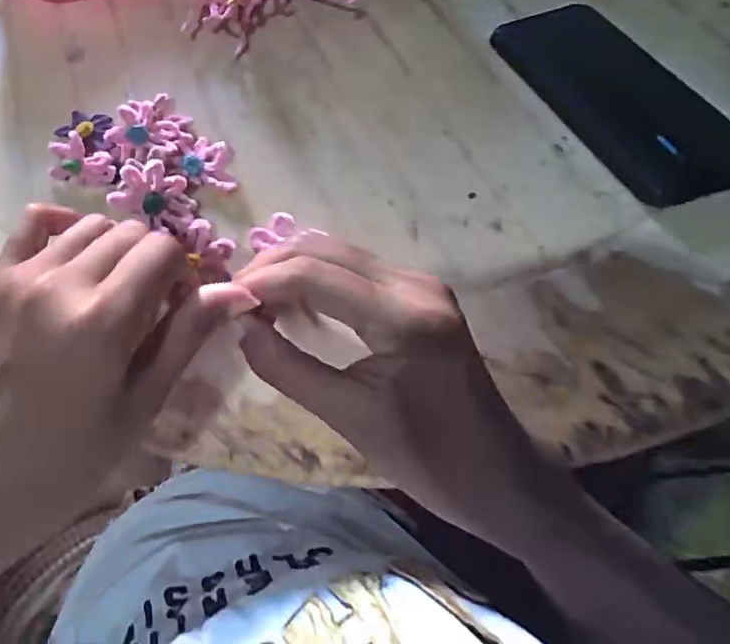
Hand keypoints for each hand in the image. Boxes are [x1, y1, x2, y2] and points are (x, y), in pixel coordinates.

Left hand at [0, 206, 256, 558]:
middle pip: (131, 232)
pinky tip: (75, 253)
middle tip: (148, 301)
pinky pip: (35, 220)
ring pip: (92, 224)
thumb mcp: (141, 403)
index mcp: (103, 319)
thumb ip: (185, 336)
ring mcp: (25, 275)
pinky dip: (63, 223)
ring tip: (112, 286)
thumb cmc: (74, 455)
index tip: (178, 305)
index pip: (163, 250)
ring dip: (114, 246)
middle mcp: (63, 283)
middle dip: (152, 259)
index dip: (182, 271)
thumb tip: (236, 290)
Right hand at [235, 236, 581, 546]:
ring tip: (256, 301)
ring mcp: (419, 282)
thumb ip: (287, 367)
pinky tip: (294, 302)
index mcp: (403, 315)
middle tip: (235, 300)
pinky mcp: (418, 291)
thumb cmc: (430, 462)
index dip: (262, 282)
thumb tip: (240, 327)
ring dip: (291, 268)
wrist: (504, 479)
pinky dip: (315, 276)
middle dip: (271, 267)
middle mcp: (413, 283)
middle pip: (322, 249)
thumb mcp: (349, 419)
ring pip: (335, 251)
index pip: (313, 274)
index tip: (224, 304)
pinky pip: (353, 267)